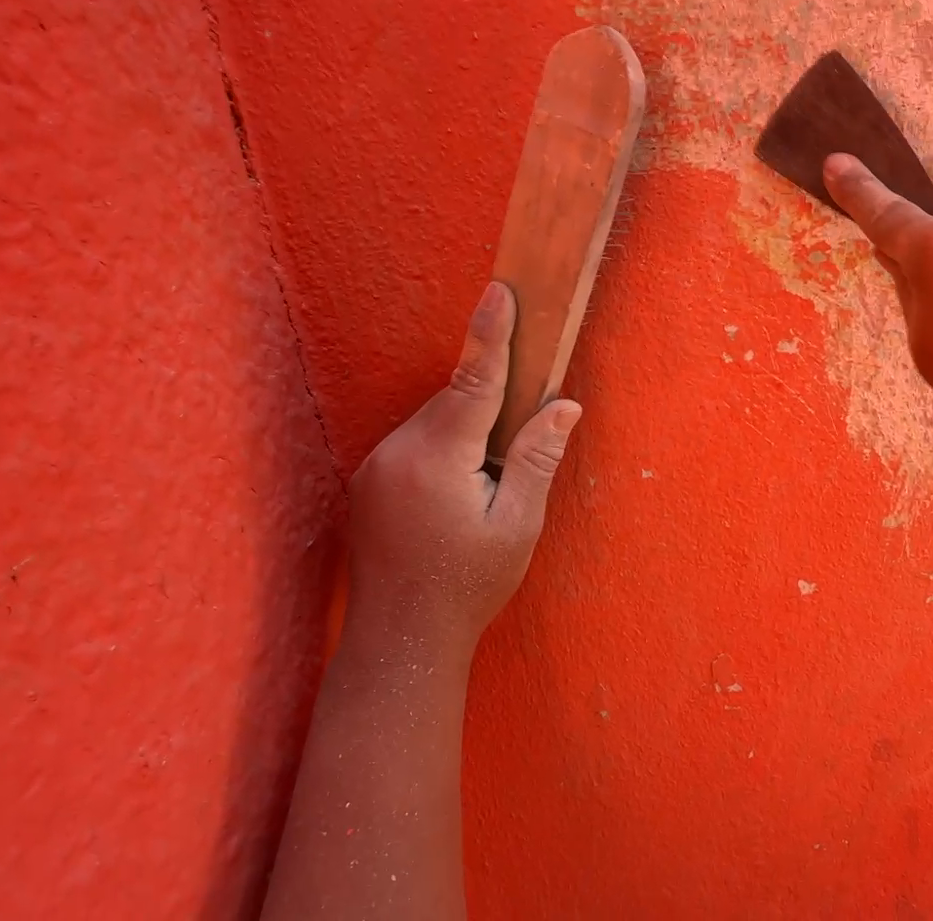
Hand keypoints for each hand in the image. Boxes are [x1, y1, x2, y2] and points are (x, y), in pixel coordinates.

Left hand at [345, 281, 580, 642]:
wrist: (400, 641)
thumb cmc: (467, 586)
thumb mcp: (517, 525)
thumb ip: (537, 458)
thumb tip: (563, 405)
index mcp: (437, 459)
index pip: (472, 381)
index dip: (491, 333)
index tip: (500, 291)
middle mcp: (396, 452)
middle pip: (455, 401)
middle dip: (491, 411)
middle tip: (512, 463)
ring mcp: (375, 466)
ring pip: (436, 422)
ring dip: (468, 435)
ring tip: (482, 497)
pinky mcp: (368, 480)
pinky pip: (416, 443)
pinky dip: (445, 450)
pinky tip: (455, 499)